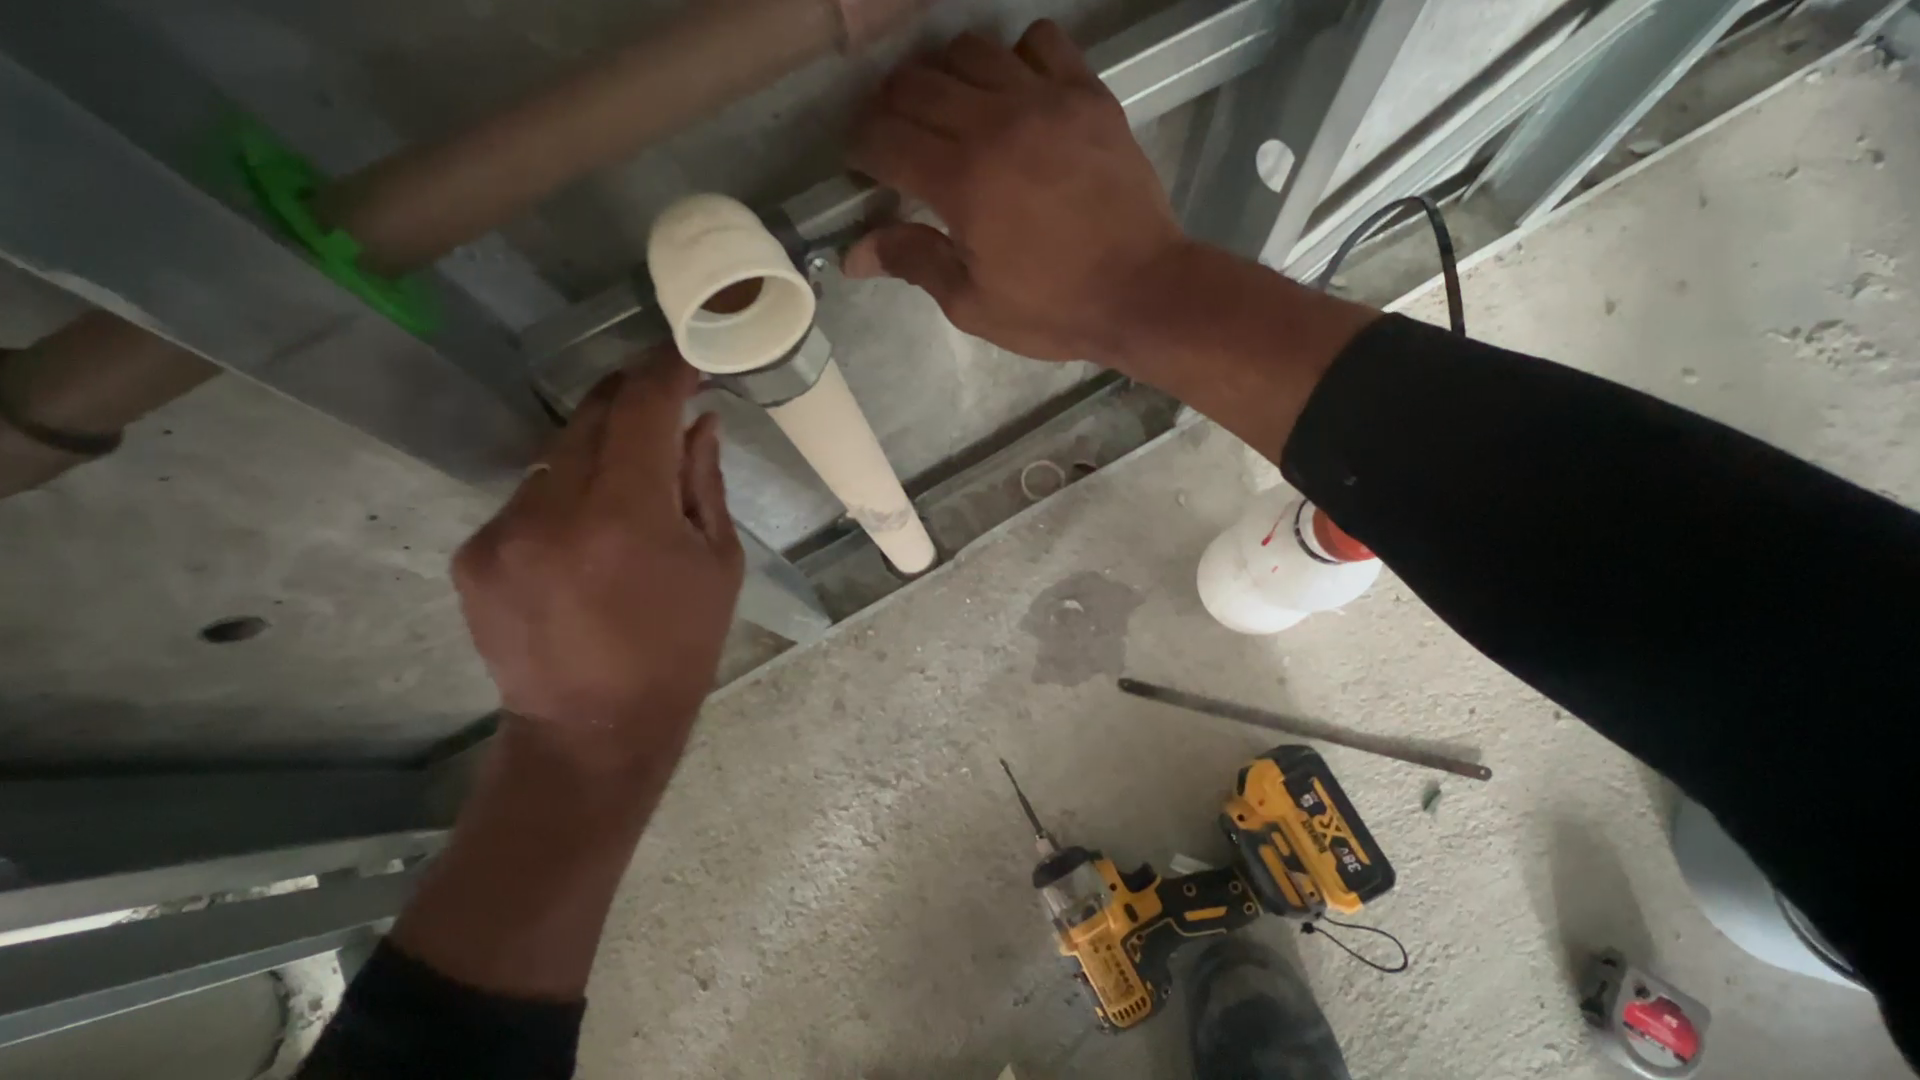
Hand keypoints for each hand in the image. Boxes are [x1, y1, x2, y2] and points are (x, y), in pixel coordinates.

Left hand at [451, 355, 743, 769]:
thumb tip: (700, 421)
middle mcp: (554, 509)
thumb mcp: (717, 565)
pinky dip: (562, 495)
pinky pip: (528, 496)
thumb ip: (704, 481)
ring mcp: (503, 530)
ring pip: (556, 454)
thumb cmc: (677, 650)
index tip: (686, 355)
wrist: (592, 729)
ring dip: (595, 450)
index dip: (666, 370)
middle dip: (629, 399)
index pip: (642, 406)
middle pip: (590, 415)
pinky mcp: (474, 553)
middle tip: (662, 400)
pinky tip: (583, 535)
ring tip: (626, 484)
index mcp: (627, 515)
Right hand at [845, 20, 1189, 367]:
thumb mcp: (972, 303)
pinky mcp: (1088, 94)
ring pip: (968, 50)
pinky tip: (1016, 94)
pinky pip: (1040, 41)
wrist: (1144, 292)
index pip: (882, 136)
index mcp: (960, 181)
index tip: (862, 165)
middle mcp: (995, 124)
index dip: (860, 147)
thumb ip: (913, 261)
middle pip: (915, 83)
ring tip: (953, 113)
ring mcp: (1046, 100)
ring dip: (945, 77)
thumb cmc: (1053, 309)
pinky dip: (1016, 57)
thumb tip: (854, 252)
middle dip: (891, 109)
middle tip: (900, 141)